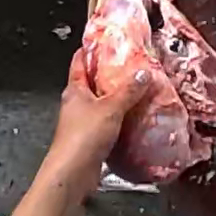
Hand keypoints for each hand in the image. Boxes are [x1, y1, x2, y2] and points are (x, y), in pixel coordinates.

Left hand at [42, 51, 151, 186]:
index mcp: (74, 89)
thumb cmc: (84, 136)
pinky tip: (134, 119)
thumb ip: (128, 91)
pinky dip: (119, 119)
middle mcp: (75, 103)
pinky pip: (107, 123)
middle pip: (92, 82)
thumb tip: (143, 72)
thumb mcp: (110, 108)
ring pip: (100, 104)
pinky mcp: (90, 139)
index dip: (89, 49)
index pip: (79, 62)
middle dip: (109, 74)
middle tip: (130, 66)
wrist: (72, 174)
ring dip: (116, 98)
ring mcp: (81, 122)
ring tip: (138, 91)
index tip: (104, 40)